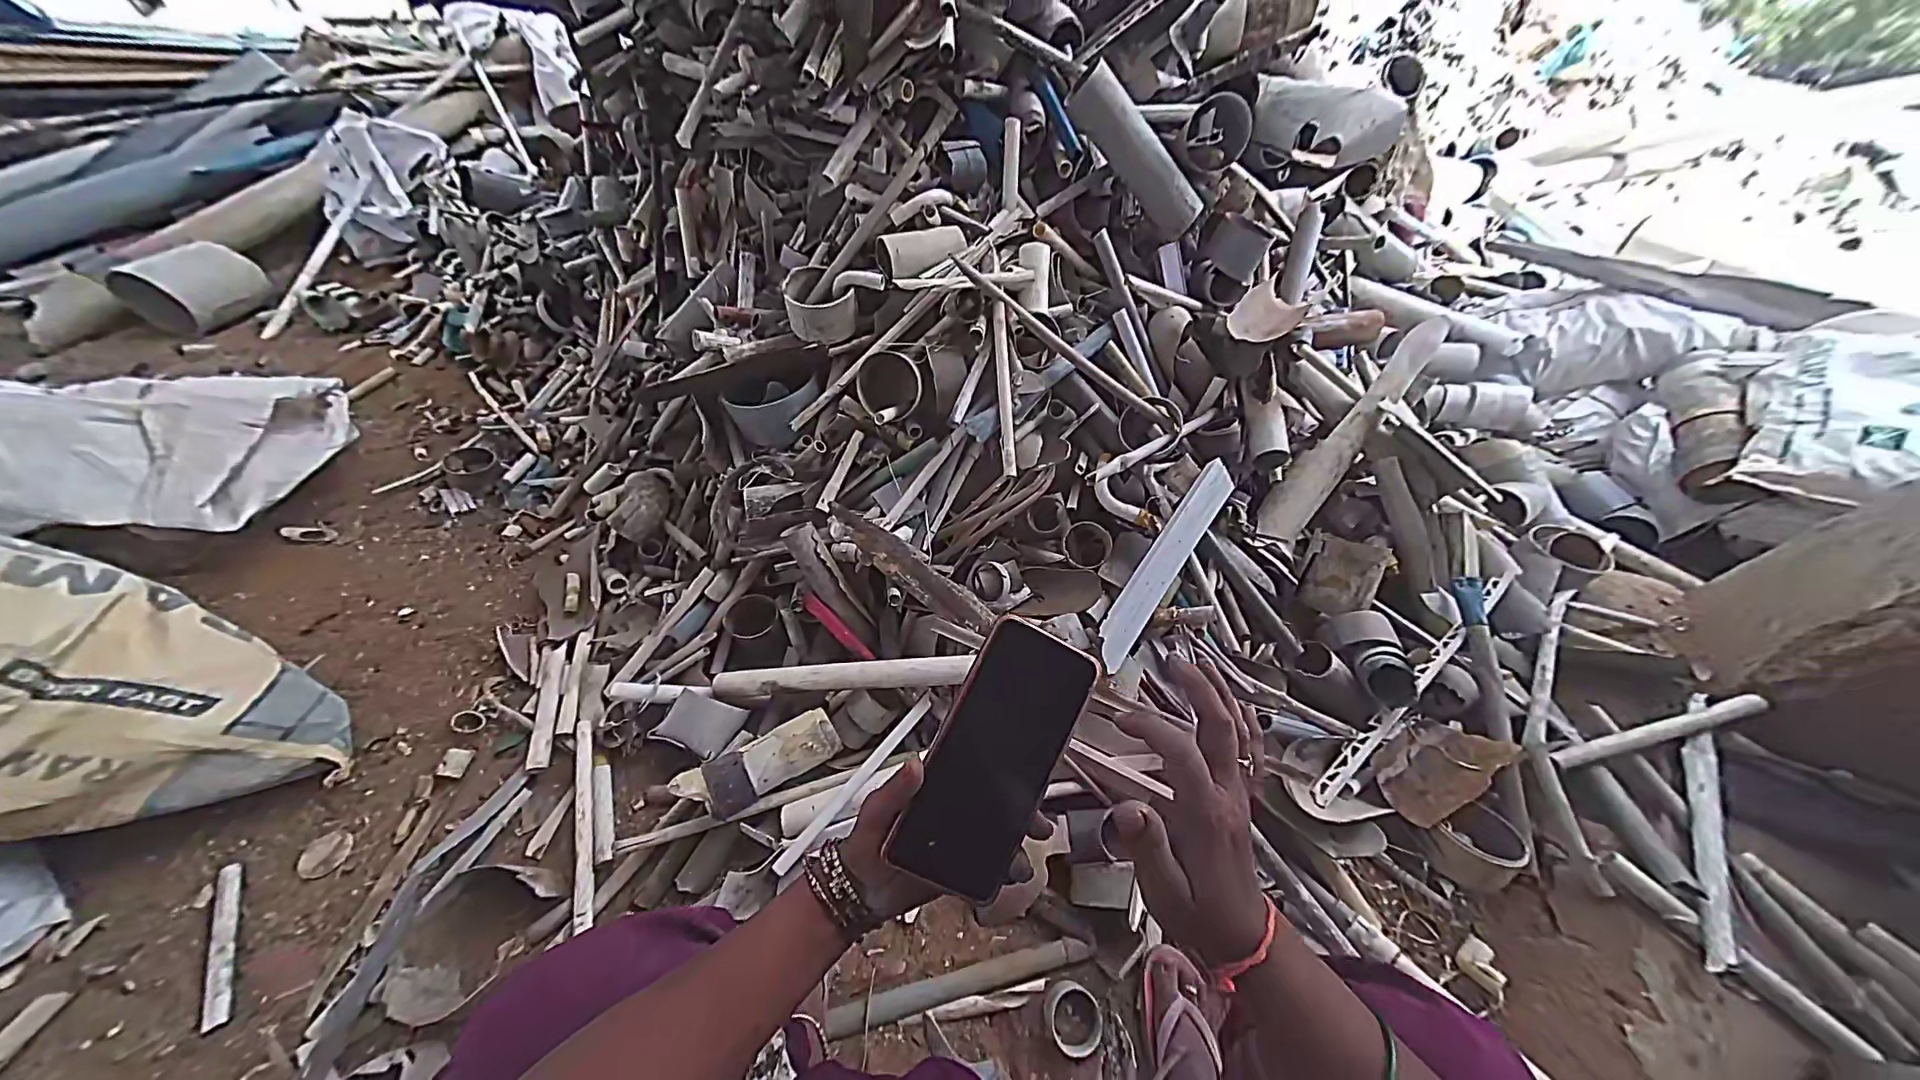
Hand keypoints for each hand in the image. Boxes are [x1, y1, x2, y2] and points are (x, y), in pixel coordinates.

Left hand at [836, 758, 1046, 919]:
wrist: (859, 892)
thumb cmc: (863, 844)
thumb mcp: (875, 811)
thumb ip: (895, 790)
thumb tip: (914, 765)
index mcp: (933, 791)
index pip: (971, 778)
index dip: (1000, 778)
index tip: (1021, 780)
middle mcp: (949, 814)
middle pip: (994, 808)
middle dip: (1021, 814)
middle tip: (1038, 824)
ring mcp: (956, 842)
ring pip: (995, 840)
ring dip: (1015, 848)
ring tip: (1022, 860)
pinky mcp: (957, 871)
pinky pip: (985, 871)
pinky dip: (1000, 875)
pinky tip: (1008, 879)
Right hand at [1107, 657, 1269, 966]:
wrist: (1242, 933)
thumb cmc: (1201, 912)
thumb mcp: (1164, 889)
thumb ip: (1146, 846)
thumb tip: (1129, 809)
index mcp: (1206, 814)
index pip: (1181, 752)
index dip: (1151, 726)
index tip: (1124, 719)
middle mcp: (1228, 796)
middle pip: (1221, 728)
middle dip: (1199, 689)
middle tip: (1175, 665)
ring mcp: (1239, 794)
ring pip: (1239, 731)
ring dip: (1221, 694)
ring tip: (1203, 668)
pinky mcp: (1241, 797)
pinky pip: (1251, 750)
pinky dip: (1245, 720)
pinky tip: (1236, 704)